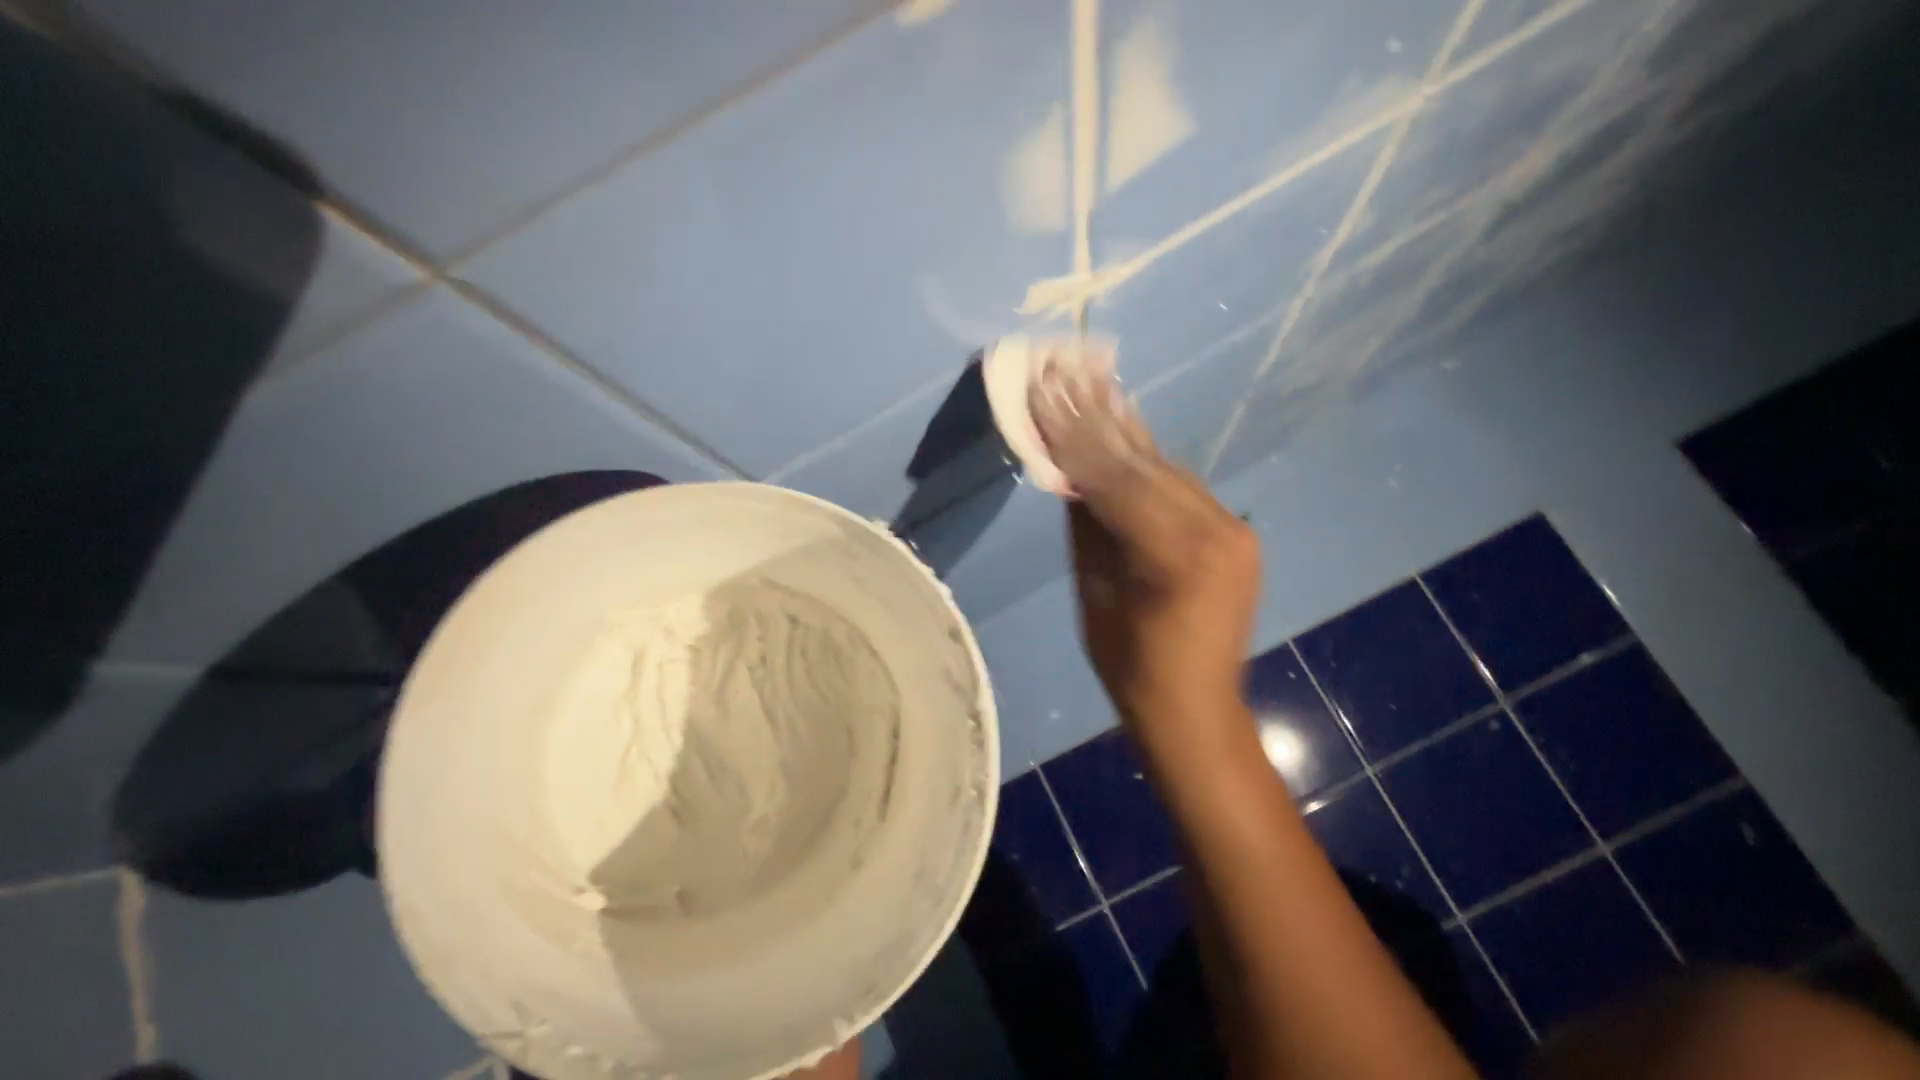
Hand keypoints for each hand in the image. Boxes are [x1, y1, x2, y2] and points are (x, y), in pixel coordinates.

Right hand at [1029, 349, 1259, 741]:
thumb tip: (1068, 467)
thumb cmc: (1132, 666)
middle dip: (1096, 419)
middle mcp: (1217, 529)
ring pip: (1166, 470)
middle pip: (1144, 463)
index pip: (1115, 479)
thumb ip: (1087, 524)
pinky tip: (1124, 426)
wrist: (1197, 707)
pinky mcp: (1236, 532)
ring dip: (1123, 433)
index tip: (1042, 392)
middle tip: (1063, 370)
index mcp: (1178, 554)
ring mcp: (1233, 528)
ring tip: (1088, 382)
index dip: (1074, 436)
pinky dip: (1149, 463)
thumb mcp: (1095, 594)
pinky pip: (1183, 489)